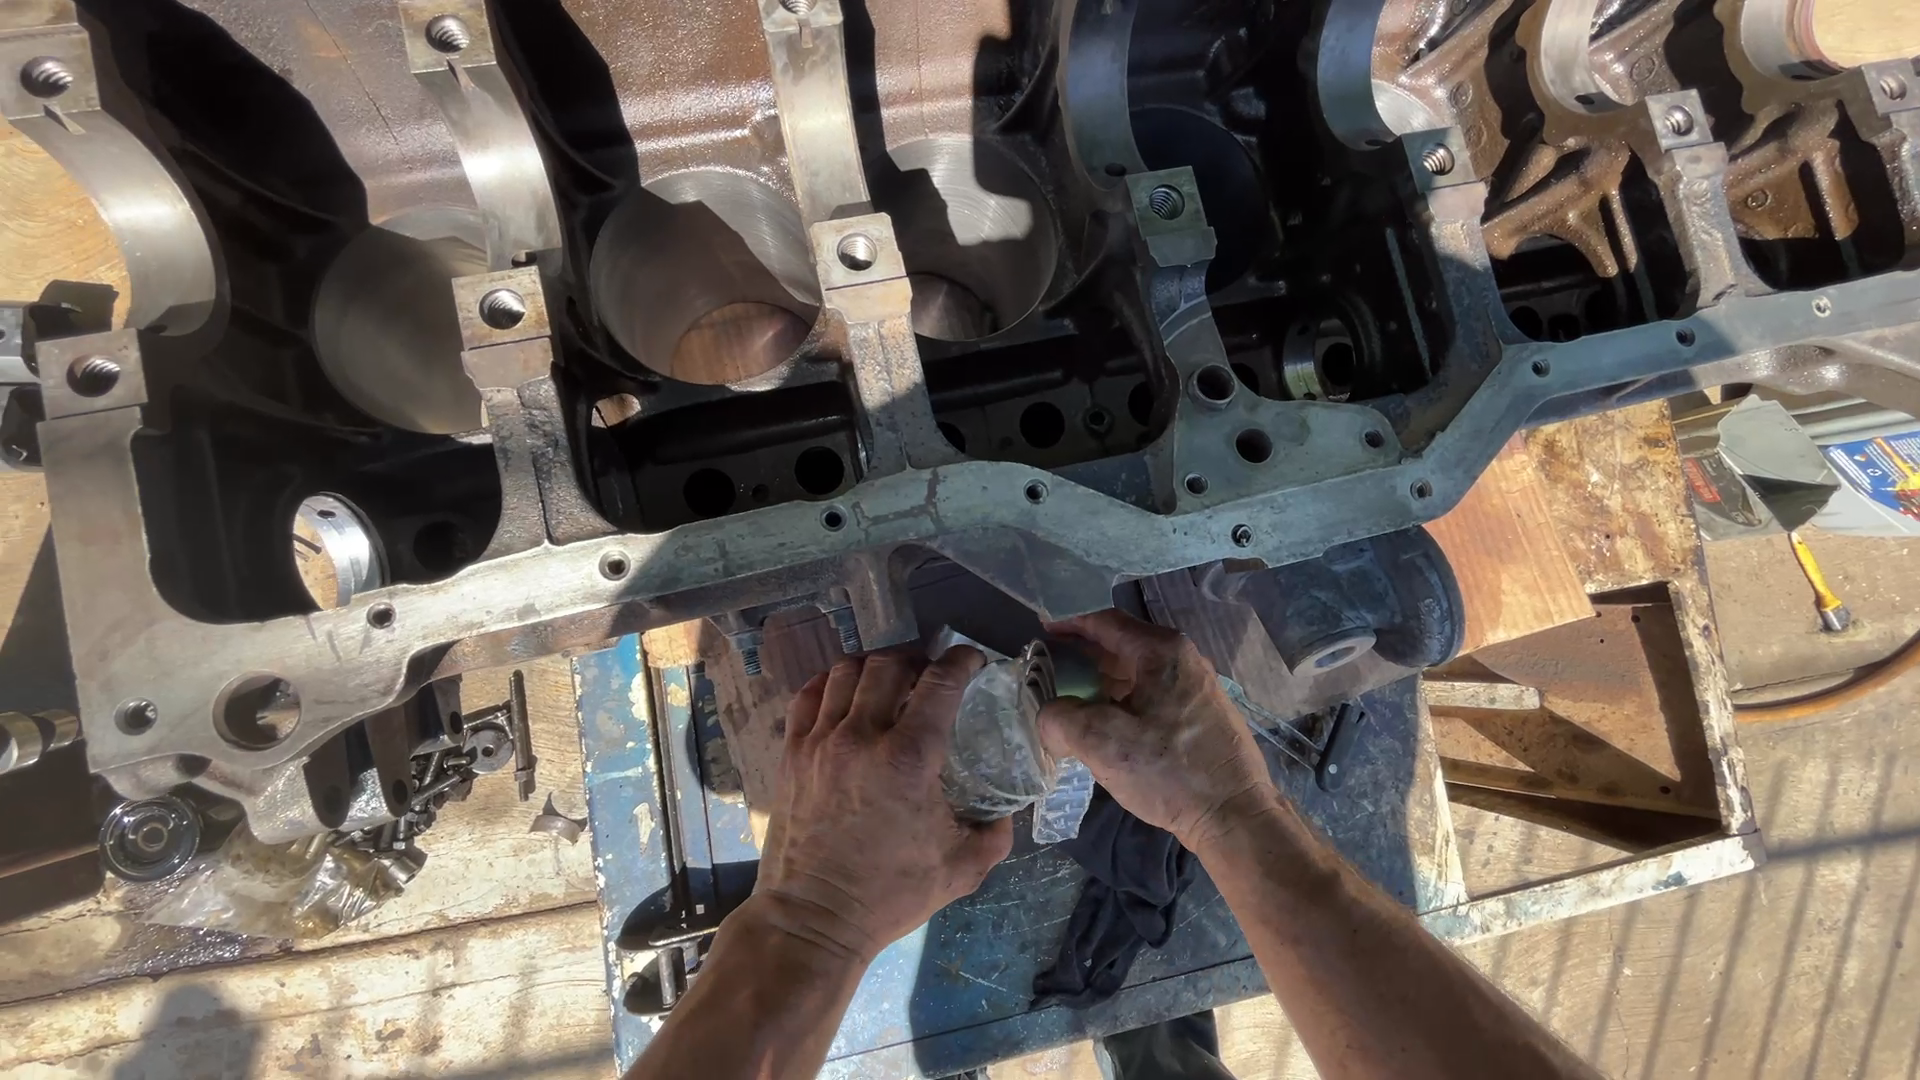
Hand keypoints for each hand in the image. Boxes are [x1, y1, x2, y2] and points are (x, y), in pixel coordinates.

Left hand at [755, 646, 1014, 962]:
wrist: (812, 920)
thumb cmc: (890, 895)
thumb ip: (997, 831)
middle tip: (930, 675)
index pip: (940, 682)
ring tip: (888, 682)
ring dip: (875, 667)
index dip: (961, 660)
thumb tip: (1008, 805)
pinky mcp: (791, 752)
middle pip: (890, 665)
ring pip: (847, 671)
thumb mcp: (962, 868)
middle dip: (917, 660)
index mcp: (910, 757)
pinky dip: (832, 683)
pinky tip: (846, 694)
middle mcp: (862, 736)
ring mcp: (820, 740)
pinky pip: (809, 694)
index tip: (971, 661)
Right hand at [1039, 611, 1275, 850]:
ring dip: (1104, 677)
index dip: (1070, 624)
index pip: (1106, 622)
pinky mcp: (1201, 712)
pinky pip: (1152, 690)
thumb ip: (1060, 718)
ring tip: (1072, 692)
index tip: (1043, 632)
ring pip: (1138, 669)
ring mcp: (1196, 685)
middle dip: (1085, 652)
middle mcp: (1183, 658)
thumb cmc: (1168, 771)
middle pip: (1123, 643)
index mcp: (1161, 651)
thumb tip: (1050, 715)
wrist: (1234, 816)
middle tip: (1052, 664)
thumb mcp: (1100, 743)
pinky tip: (1107, 717)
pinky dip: (1124, 695)